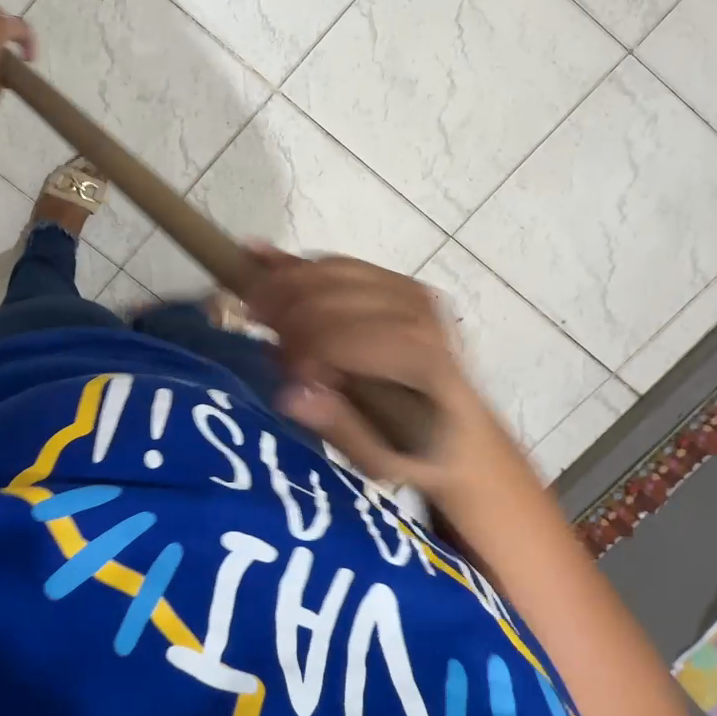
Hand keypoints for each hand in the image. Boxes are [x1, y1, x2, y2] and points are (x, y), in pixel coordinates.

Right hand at [245, 247, 528, 501]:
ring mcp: (412, 296)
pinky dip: (299, 264)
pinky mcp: (402, 284)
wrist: (466, 435)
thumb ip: (338, 426)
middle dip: (284, 310)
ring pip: (331, 274)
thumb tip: (289, 394)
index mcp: (418, 362)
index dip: (300, 348)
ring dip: (284, 282)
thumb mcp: (379, 459)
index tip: (278, 370)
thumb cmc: (417, 453)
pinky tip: (261, 256)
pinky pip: (340, 264)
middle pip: (332, 298)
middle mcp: (419, 319)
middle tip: (250, 324)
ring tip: (252, 301)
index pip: (342, 338)